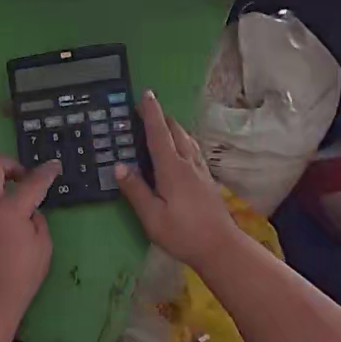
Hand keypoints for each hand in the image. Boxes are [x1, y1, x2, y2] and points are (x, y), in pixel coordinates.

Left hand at [0, 157, 59, 331]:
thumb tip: (30, 211)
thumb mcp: (43, 247)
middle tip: (23, 177)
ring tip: (4, 186)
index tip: (55, 166)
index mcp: (9, 210)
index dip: (46, 173)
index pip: (32, 183)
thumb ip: (38, 221)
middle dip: (9, 164)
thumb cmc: (20, 276)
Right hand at [116, 91, 245, 270]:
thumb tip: (119, 166)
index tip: (147, 94)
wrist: (221, 247)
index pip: (158, 134)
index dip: (151, 113)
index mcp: (172, 169)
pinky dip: (184, 142)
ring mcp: (201, 172)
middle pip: (176, 132)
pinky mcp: (208, 181)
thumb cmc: (183, 233)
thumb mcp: (152, 217)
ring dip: (174, 128)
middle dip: (162, 118)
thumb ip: (136, 190)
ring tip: (164, 125)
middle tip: (148, 110)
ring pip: (187, 140)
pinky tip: (183, 150)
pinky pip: (194, 151)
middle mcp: (188, 164)